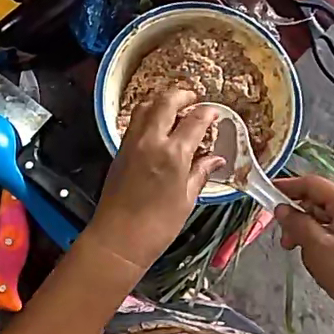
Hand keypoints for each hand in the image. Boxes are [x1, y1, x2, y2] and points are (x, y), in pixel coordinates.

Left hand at [85, 90, 222, 269]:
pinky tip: (158, 125)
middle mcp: (151, 141)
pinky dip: (148, 115)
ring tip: (176, 108)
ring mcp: (132, 143)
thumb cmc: (157, 225)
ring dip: (162, 101)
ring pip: (146, 106)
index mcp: (173, 153)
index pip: (195, 120)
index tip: (215, 113)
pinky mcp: (120, 150)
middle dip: (182, 95)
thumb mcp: (187, 199)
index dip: (208, 113)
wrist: (118, 238)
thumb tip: (215, 159)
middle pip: (166, 102)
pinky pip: (135, 121)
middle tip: (194, 100)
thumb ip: (200, 172)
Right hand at [274, 175, 333, 330]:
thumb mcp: (316, 246)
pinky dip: (322, 244)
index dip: (288, 186)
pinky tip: (319, 264)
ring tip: (302, 255)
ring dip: (309, 233)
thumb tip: (282, 209)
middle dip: (299, 217)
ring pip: (328, 222)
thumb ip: (296, 223)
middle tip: (285, 240)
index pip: (315, 185)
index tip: (268, 191)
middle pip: (321, 204)